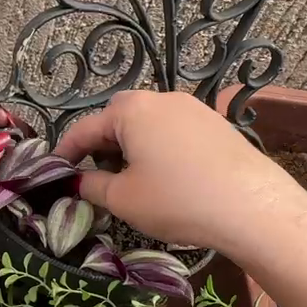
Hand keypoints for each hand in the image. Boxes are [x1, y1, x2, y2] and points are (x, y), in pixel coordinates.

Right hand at [55, 91, 306, 255]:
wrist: (253, 209)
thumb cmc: (177, 200)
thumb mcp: (122, 199)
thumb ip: (90, 186)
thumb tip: (76, 181)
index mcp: (131, 110)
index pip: (83, 128)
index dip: (64, 153)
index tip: (52, 173)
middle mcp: (161, 98)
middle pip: (116, 119)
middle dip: (99, 145)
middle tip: (91, 177)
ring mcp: (193, 109)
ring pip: (146, 124)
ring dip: (128, 147)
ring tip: (126, 180)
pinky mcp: (215, 125)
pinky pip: (171, 132)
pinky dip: (156, 149)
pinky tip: (161, 178)